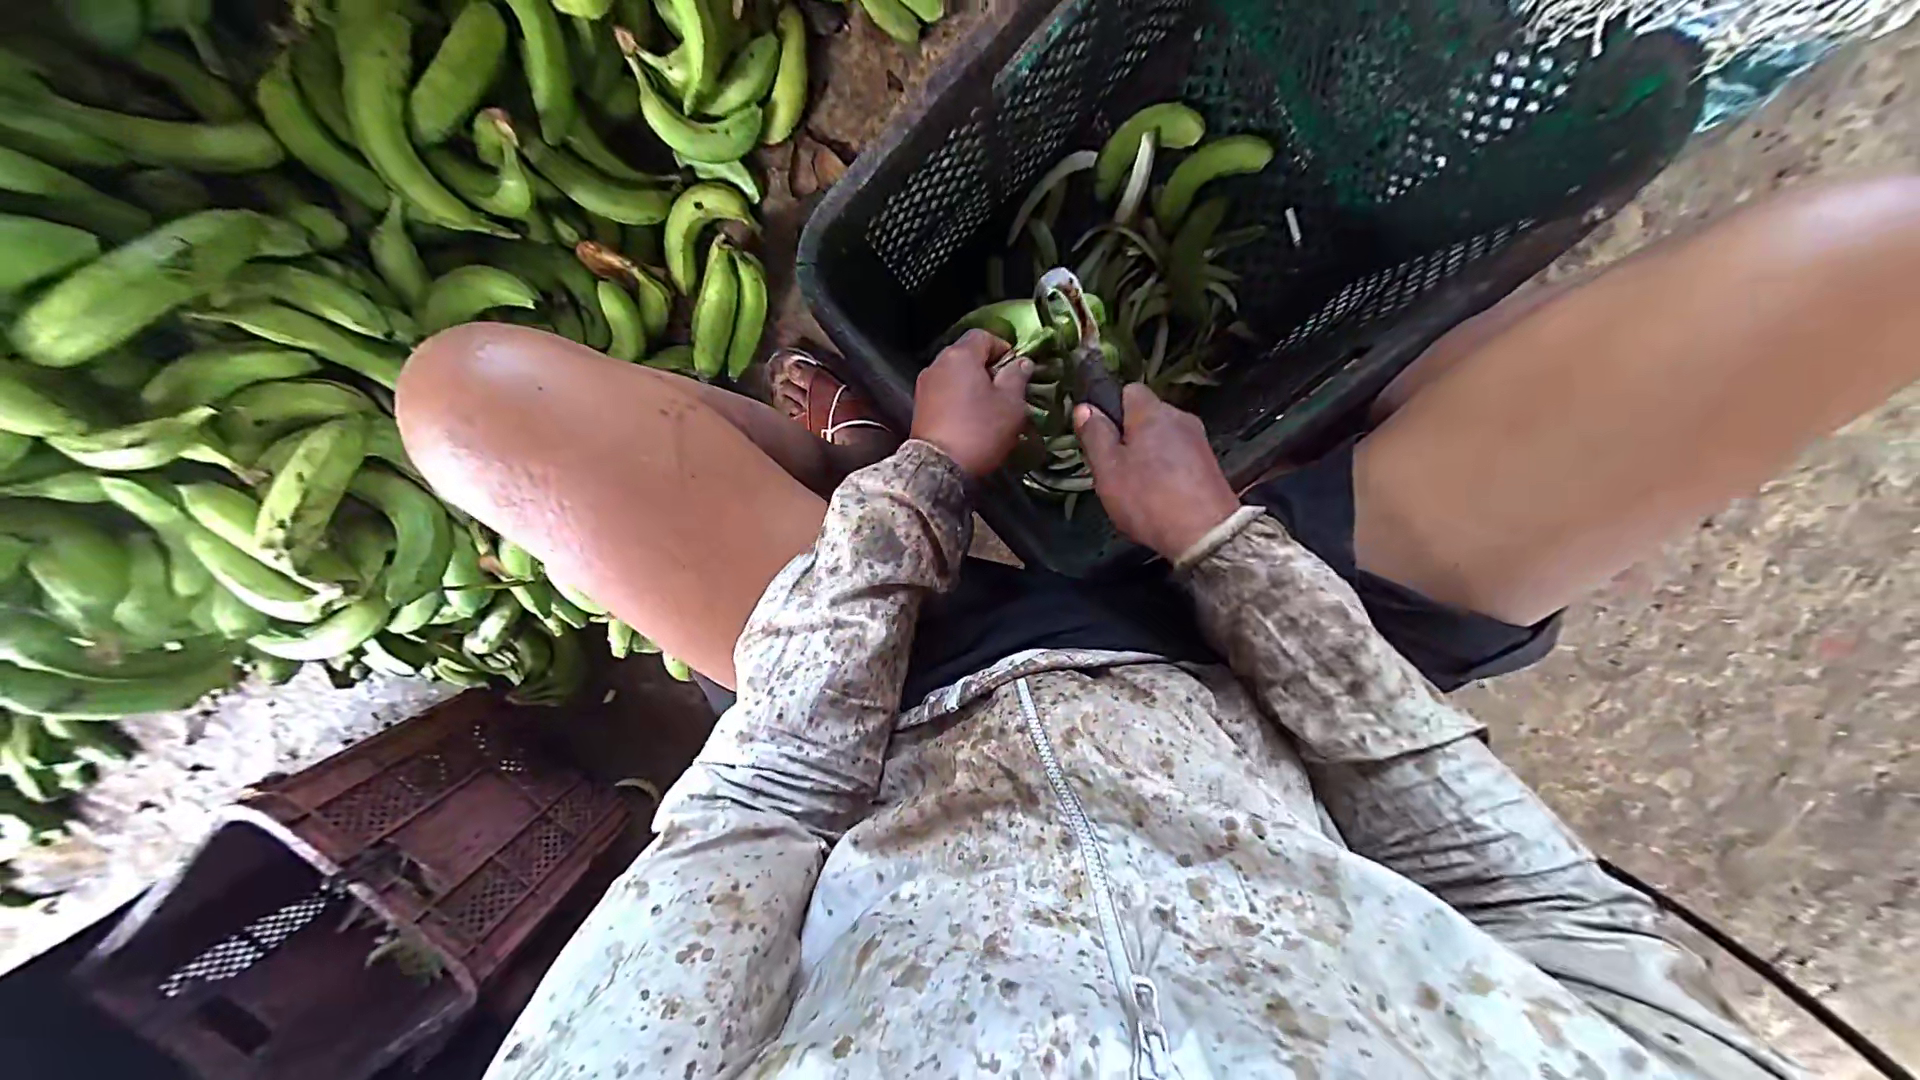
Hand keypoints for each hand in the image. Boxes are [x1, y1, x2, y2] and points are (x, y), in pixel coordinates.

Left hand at [910, 330, 1034, 477]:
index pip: (983, 336)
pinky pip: (944, 393)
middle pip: (967, 355)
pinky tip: (969, 419)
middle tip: (1005, 390)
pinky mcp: (919, 406)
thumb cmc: (980, 431)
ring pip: (955, 375)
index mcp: (960, 356)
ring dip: (972, 385)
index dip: (1003, 348)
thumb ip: (1017, 377)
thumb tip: (1021, 362)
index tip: (1016, 368)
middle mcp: (938, 364)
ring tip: (988, 407)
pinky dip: (958, 399)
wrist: (939, 467)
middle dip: (987, 367)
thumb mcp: (1011, 405)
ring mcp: (924, 385)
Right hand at [1075, 384, 1240, 560]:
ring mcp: (1198, 440)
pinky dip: (1163, 468)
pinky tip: (1156, 494)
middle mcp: (1180, 417)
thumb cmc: (1148, 498)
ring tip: (1134, 485)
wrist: (1205, 535)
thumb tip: (1085, 408)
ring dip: (1145, 454)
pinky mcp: (1208, 464)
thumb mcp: (1108, 469)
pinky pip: (1176, 455)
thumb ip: (1095, 435)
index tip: (1097, 435)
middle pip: (1144, 415)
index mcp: (1152, 412)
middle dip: (1126, 435)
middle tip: (1111, 467)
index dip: (1108, 408)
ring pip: (1160, 437)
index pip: (1127, 390)